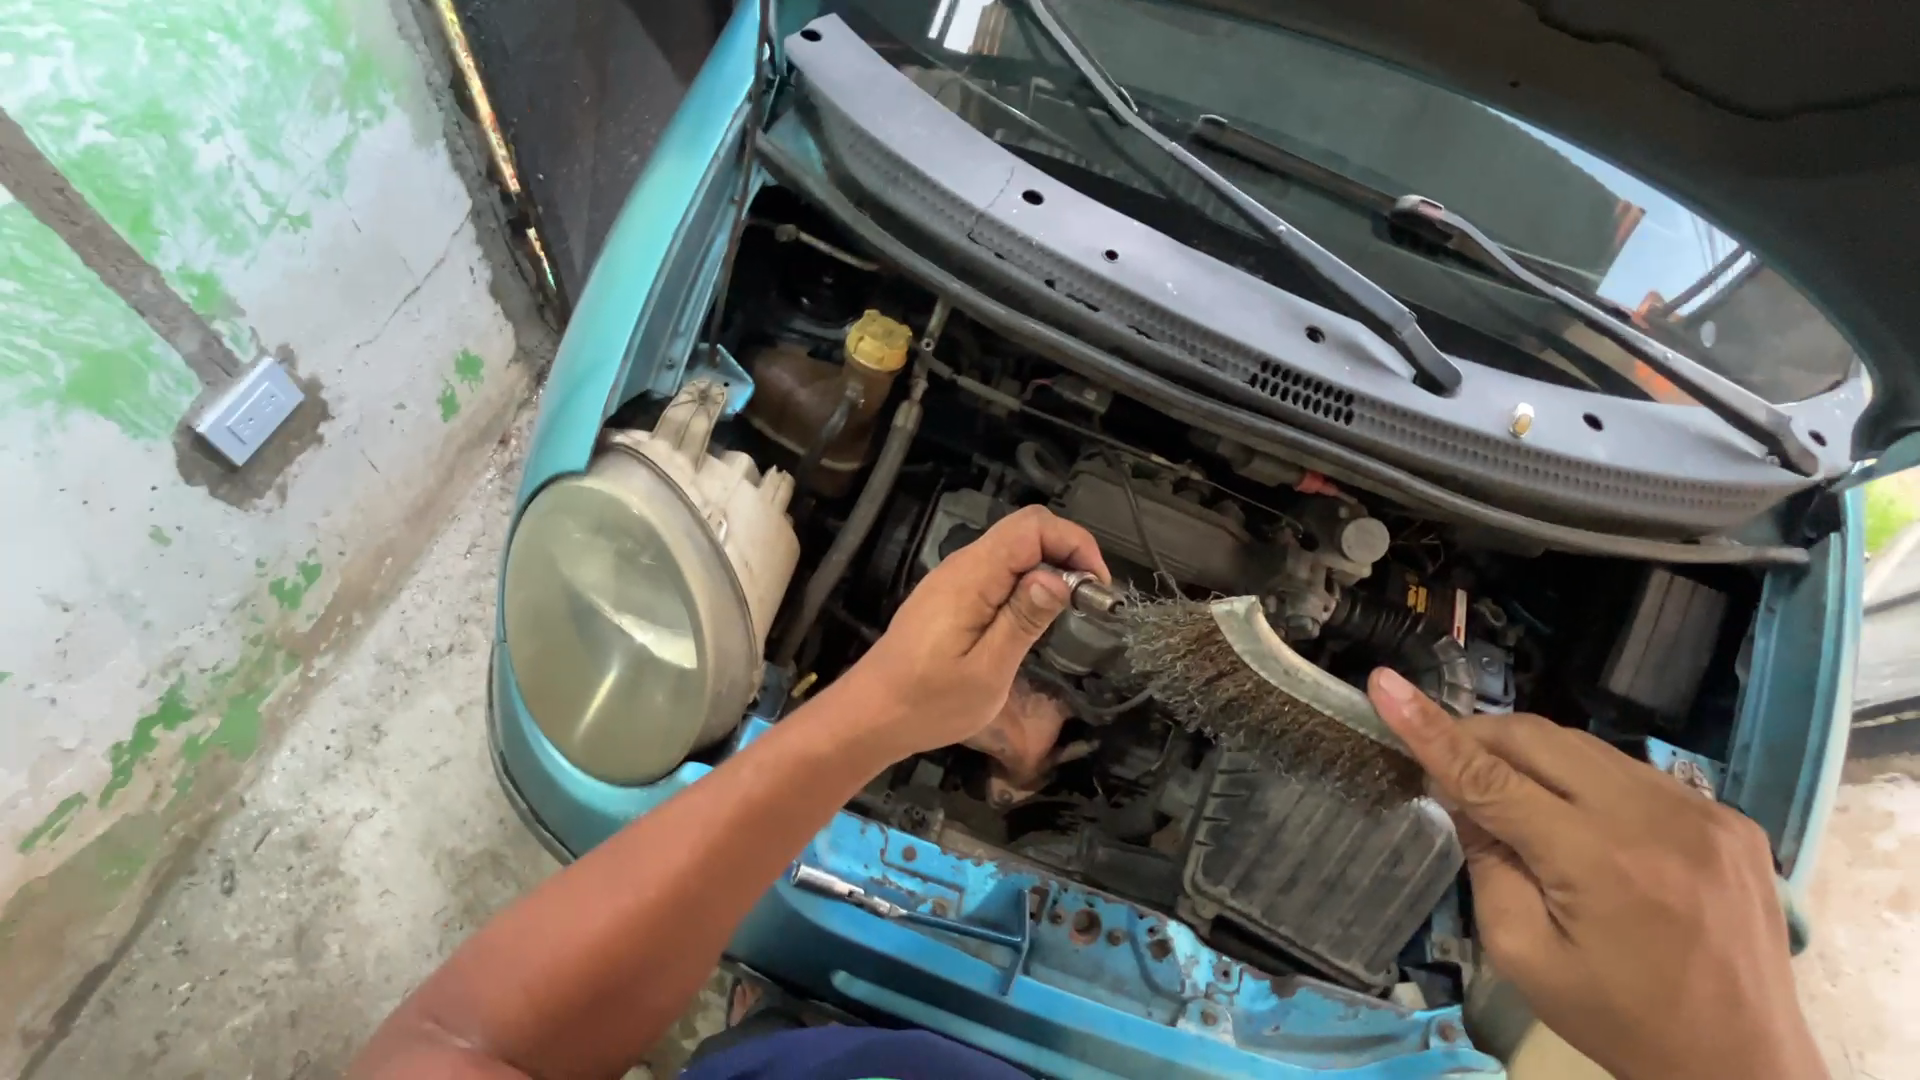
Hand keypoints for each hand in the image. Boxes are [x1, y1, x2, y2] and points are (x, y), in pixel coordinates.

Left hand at [842, 506, 1106, 761]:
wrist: (872, 715)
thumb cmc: (929, 703)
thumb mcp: (987, 671)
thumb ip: (1023, 620)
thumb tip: (1060, 577)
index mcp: (971, 577)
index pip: (1032, 527)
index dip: (1074, 543)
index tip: (1096, 587)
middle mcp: (962, 566)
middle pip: (1024, 530)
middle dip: (1066, 552)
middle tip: (1088, 600)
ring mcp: (953, 578)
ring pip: (1012, 549)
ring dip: (1048, 568)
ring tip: (1068, 612)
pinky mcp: (950, 595)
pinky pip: (997, 570)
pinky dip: (1026, 582)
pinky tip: (1033, 619)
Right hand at [1367, 668, 1824, 1079]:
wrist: (1747, 1067)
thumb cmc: (1615, 1017)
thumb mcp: (1519, 949)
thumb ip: (1484, 859)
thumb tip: (1461, 792)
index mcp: (1599, 862)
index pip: (1489, 776)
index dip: (1429, 729)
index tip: (1384, 684)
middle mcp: (1656, 820)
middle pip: (1535, 739)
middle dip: (1476, 736)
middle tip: (1442, 757)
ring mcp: (1702, 812)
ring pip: (1579, 744)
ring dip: (1528, 756)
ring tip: (1510, 795)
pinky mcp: (1727, 817)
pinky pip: (1625, 768)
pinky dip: (1580, 777)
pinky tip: (1578, 817)